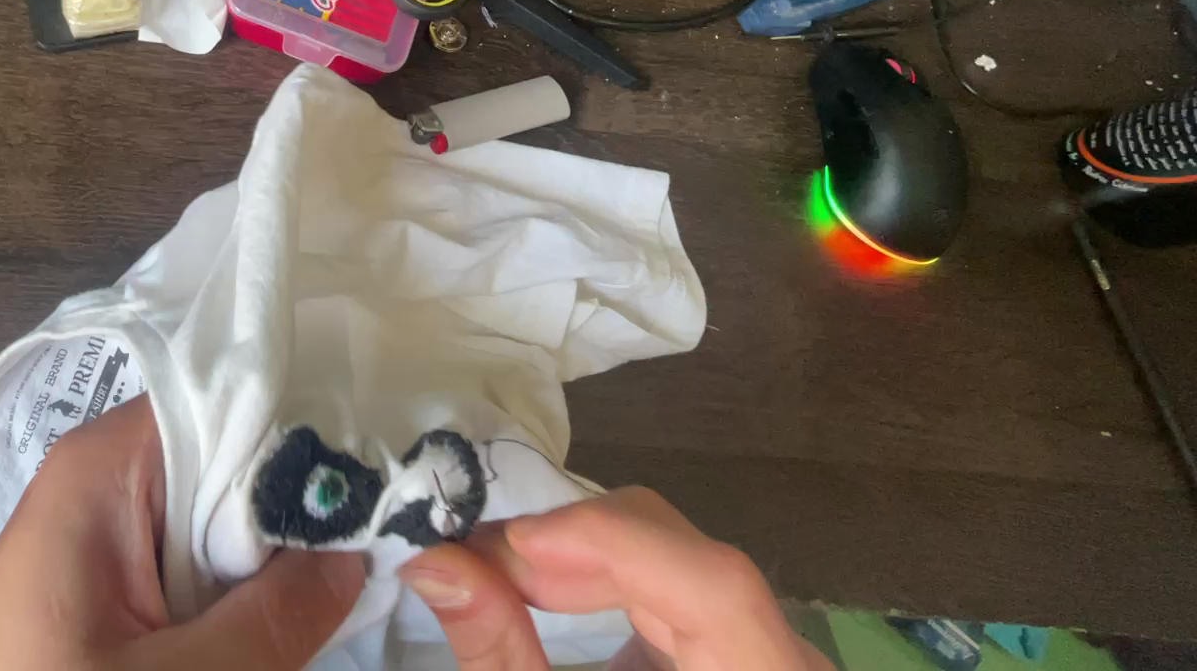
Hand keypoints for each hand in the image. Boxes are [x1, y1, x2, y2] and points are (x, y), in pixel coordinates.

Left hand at [0, 395, 366, 669]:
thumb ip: (279, 614)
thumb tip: (358, 552)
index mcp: (102, 464)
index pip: (218, 402)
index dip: (295, 429)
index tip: (363, 468)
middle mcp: (95, 478)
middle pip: (215, 458)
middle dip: (284, 500)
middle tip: (364, 526)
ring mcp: (91, 531)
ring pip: (200, 515)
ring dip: (257, 550)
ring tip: (333, 564)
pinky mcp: (92, 582)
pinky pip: (173, 558)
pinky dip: (220, 583)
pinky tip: (266, 606)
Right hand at [397, 487, 830, 670]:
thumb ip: (496, 656)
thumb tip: (431, 558)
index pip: (716, 589)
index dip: (612, 543)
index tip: (513, 542)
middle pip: (690, 559)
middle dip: (572, 545)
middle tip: (479, 557)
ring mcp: (769, 660)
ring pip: (677, 557)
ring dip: (577, 555)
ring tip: (501, 574)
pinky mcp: (738, 650)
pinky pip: (671, 582)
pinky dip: (598, 575)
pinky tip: (546, 591)